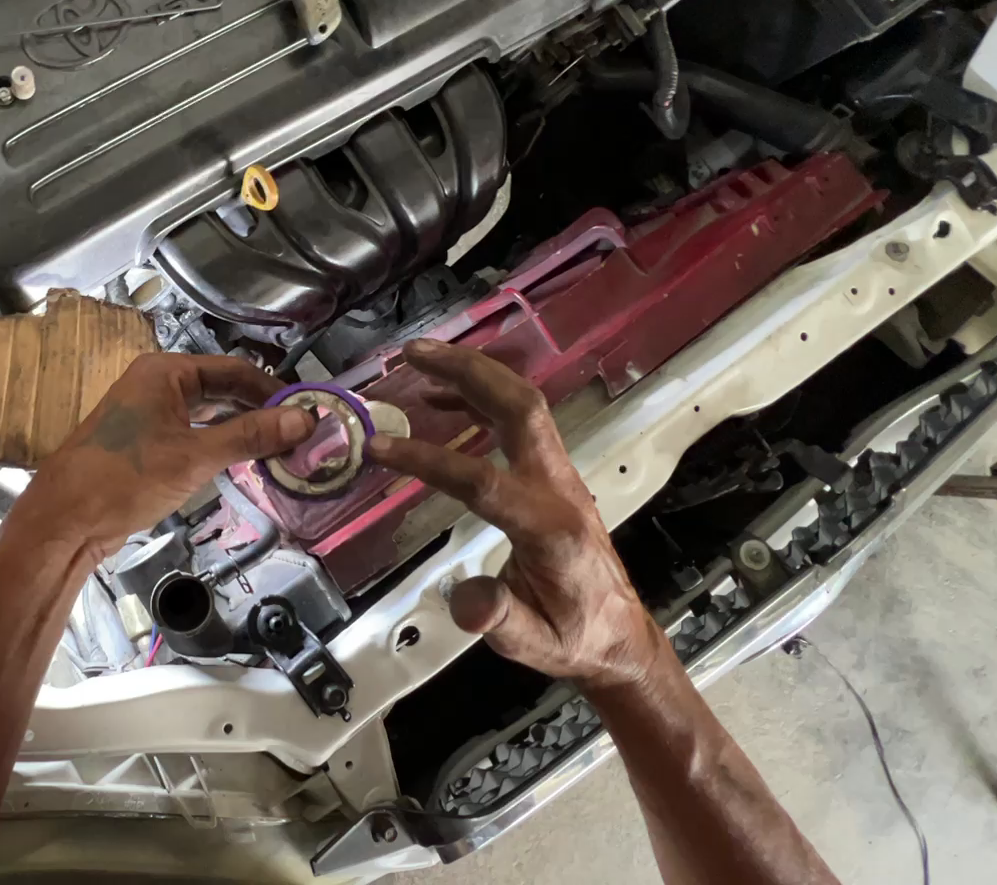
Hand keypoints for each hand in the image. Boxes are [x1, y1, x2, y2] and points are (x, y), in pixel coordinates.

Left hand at [5, 353, 314, 552]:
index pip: (233, 370)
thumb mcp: (195, 456)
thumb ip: (250, 436)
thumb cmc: (125, 479)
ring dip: (239, 429)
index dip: (272, 391)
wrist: (64, 519)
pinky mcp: (143, 442)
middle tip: (297, 434)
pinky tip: (239, 460)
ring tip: (277, 449)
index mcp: (165, 372)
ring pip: (206, 413)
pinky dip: (217, 443)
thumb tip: (303, 420)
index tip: (305, 413)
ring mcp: (146, 413)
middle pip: (221, 389)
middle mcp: (155, 384)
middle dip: (258, 411)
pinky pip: (190, 433)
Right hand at [368, 339, 666, 691]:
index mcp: (549, 527)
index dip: (429, 460)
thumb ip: (499, 618)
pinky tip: (441, 399)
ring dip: (471, 371)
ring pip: (521, 402)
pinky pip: (517, 418)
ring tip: (418, 358)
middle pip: (520, 408)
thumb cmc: (571, 638)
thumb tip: (465, 599)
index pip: (483, 480)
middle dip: (466, 371)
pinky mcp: (550, 471)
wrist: (617, 635)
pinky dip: (478, 396)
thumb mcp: (533, 643)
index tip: (378, 447)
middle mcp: (558, 485)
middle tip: (412, 353)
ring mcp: (558, 473)